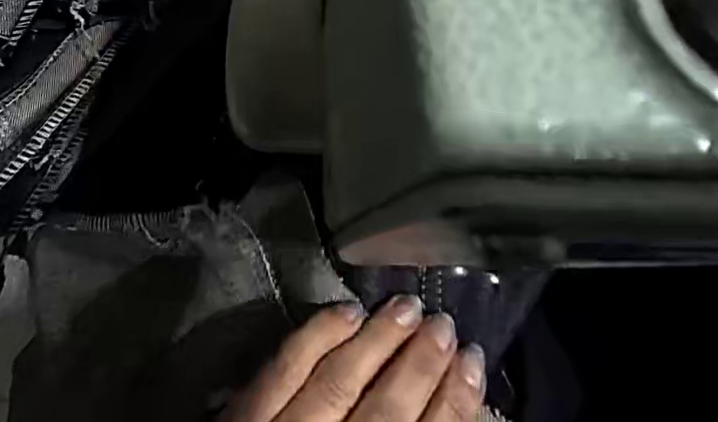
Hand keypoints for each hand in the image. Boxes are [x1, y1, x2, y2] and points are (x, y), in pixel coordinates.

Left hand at [222, 295, 485, 421]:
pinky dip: (319, 333)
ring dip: (379, 340)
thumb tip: (455, 418)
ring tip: (410, 307)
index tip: (475, 364)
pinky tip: (348, 310)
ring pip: (337, 381)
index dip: (453, 406)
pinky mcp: (242, 419)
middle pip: (384, 415)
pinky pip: (284, 366)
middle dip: (421, 367)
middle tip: (446, 325)